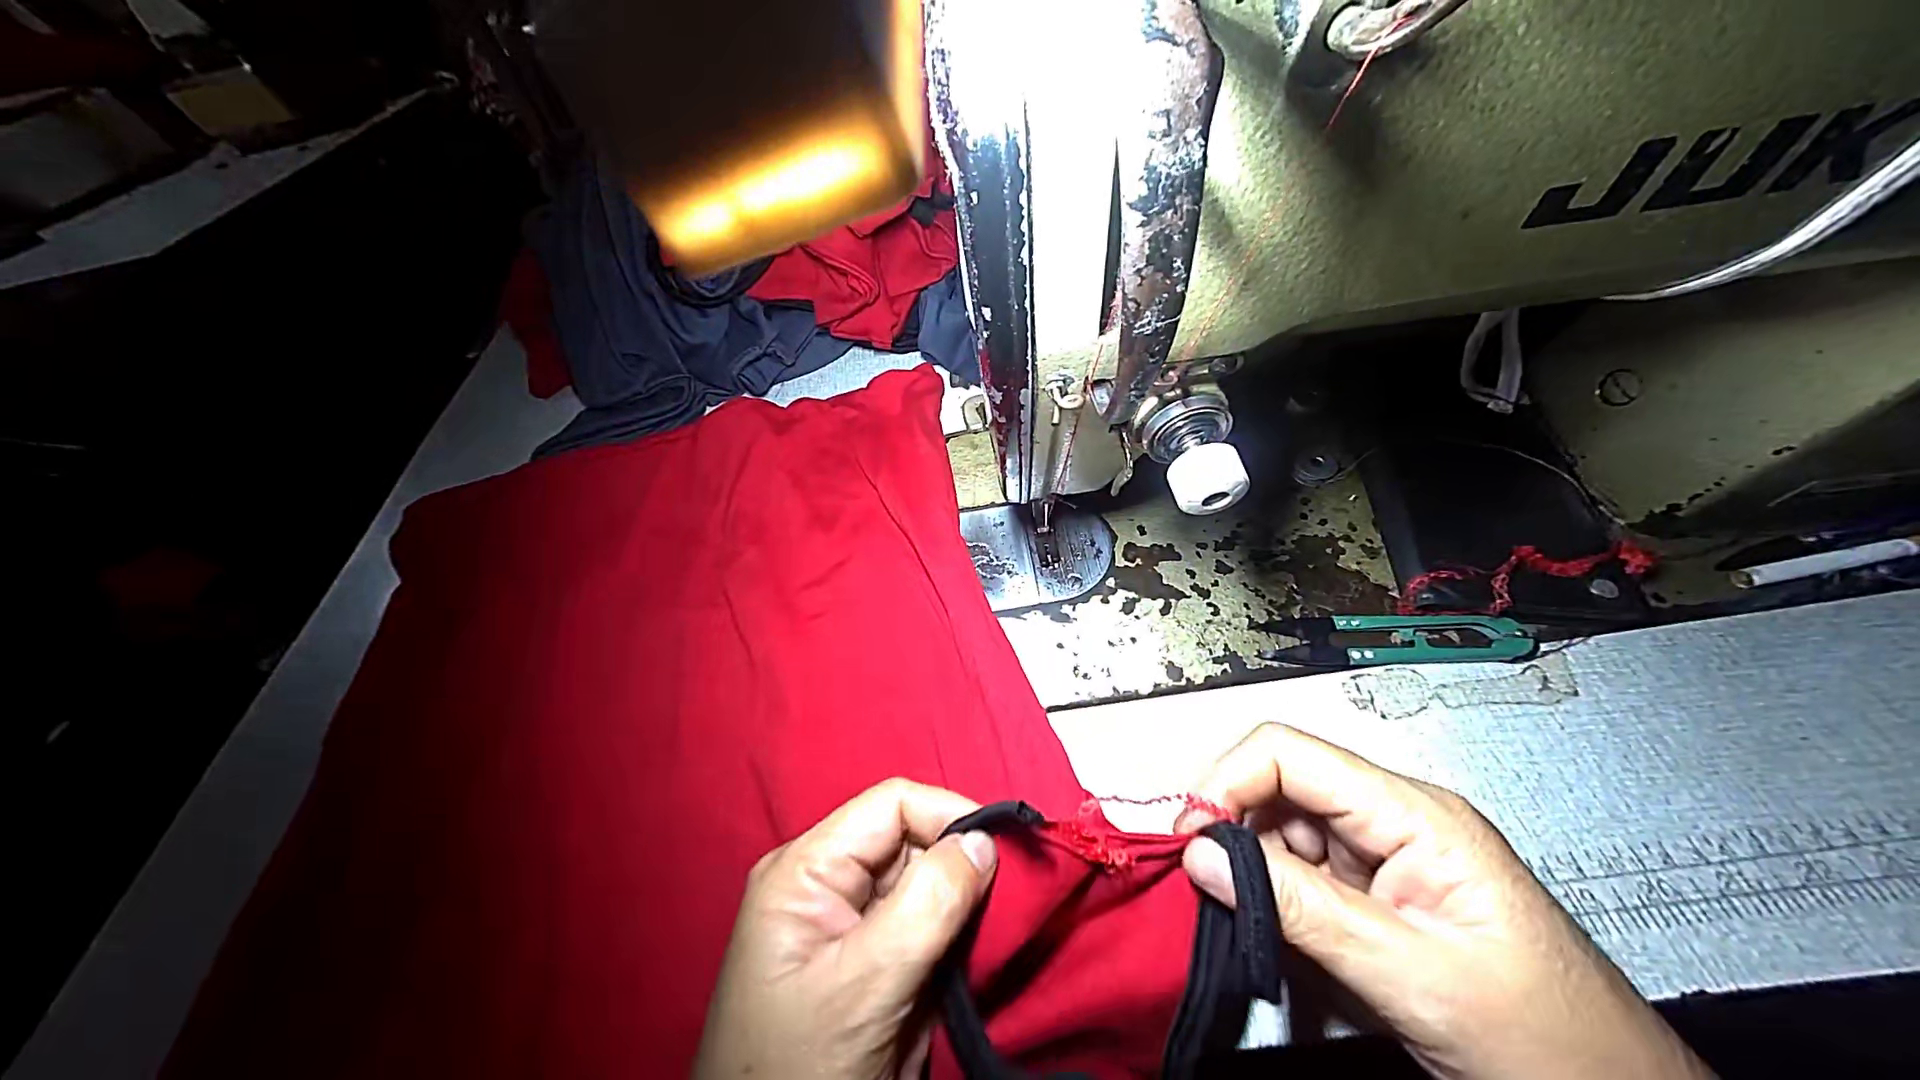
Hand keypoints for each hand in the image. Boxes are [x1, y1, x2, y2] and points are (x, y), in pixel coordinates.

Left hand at [694, 779, 997, 1079]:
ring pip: (925, 883)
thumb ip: (926, 905)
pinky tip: (974, 960)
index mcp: (807, 870)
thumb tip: (983, 840)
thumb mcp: (861, 985)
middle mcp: (828, 884)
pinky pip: (926, 925)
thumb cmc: (795, 1071)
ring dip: (964, 906)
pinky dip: (957, 938)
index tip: (1004, 850)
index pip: (890, 806)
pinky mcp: (873, 962)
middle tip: (1008, 903)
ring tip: (994, 935)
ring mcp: (850, 924)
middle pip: (911, 840)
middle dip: (961, 864)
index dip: (949, 815)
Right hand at [1174, 724, 1712, 1079]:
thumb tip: (1205, 855)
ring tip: (1246, 916)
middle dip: (1231, 827)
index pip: (1289, 754)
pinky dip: (1269, 895)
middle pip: (1277, 785)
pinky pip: (1296, 870)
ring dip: (1249, 867)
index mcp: (1414, 814)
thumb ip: (1299, 909)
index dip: (1228, 782)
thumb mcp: (1410, 974)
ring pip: (1279, 829)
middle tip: (1206, 881)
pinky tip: (1273, 929)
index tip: (1194, 835)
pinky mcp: (1370, 890)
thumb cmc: (1553, 1045)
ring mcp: (1380, 855)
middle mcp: (1392, 820)